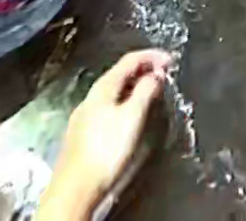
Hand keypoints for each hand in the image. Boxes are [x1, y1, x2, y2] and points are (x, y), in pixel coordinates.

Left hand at [39, 49, 173, 219]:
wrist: (74, 190)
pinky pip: (109, 105)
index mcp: (103, 87)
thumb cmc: (106, 150)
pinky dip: (125, 100)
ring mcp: (85, 115)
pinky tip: (131, 113)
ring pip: (115, 90)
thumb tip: (155, 74)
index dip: (152, 56)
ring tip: (153, 91)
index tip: (171, 60)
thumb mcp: (132, 116)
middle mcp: (92, 96)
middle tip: (164, 75)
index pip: (130, 60)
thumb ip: (145, 91)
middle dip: (144, 70)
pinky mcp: (83, 133)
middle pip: (121, 73)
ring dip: (135, 86)